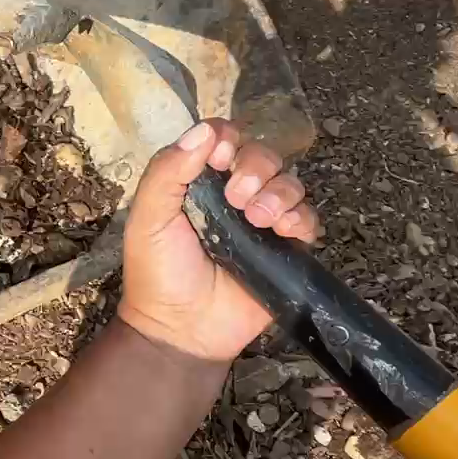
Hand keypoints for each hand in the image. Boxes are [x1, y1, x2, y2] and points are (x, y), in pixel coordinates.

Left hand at [117, 120, 319, 362]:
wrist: (180, 328)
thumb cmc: (157, 271)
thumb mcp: (149, 217)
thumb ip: (167, 172)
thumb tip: (204, 130)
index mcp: (197, 182)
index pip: (222, 140)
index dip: (227, 138)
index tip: (219, 155)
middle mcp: (232, 196)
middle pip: (261, 155)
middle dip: (255, 166)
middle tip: (236, 196)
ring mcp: (261, 221)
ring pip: (288, 182)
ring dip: (278, 191)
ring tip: (255, 217)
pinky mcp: (285, 249)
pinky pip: (308, 219)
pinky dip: (301, 217)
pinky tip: (281, 228)